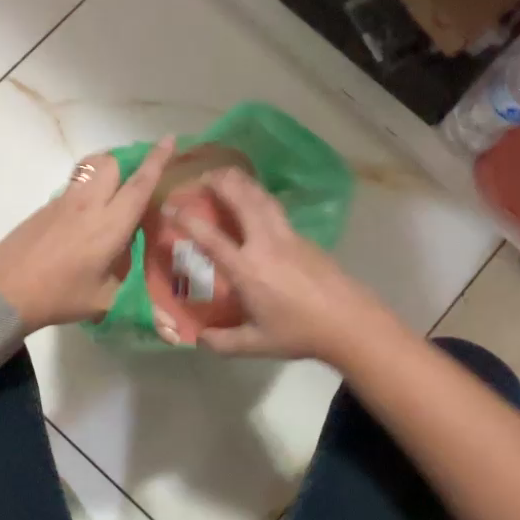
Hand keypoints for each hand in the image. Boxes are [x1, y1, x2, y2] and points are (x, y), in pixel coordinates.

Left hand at [0, 137, 176, 331]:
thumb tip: (172, 330)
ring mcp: (64, 202)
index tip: (170, 140)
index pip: (139, 184)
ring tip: (115, 193)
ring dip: (106, 171)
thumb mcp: (103, 303)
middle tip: (140, 180)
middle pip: (111, 162)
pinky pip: (74, 186)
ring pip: (90, 168)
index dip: (158, 160)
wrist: (3, 290)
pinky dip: (88, 189)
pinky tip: (88, 218)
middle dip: (129, 162)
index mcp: (109, 224)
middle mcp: (89, 204)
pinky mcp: (46, 208)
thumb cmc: (58, 294)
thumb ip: (138, 307)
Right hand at [174, 168, 400, 362]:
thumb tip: (199, 339)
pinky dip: (260, 197)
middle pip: (242, 200)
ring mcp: (288, 237)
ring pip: (262, 198)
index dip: (187, 219)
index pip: (210, 237)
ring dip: (243, 182)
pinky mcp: (304, 238)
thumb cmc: (299, 333)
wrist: (349, 322)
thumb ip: (222, 343)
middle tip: (203, 174)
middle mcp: (266, 244)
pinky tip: (257, 201)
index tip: (171, 207)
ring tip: (228, 175)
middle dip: (221, 182)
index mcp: (247, 270)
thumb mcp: (256, 344)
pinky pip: (276, 209)